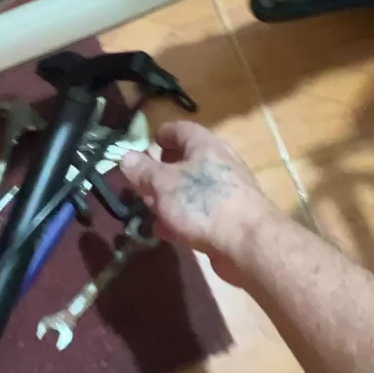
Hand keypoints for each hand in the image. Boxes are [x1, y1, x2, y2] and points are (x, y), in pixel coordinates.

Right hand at [118, 121, 286, 284]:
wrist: (247, 243)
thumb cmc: (202, 204)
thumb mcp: (163, 184)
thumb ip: (142, 170)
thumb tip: (126, 156)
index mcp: (204, 144)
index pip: (178, 129)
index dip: (159, 136)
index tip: (141, 149)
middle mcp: (218, 162)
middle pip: (184, 161)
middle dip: (159, 173)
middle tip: (140, 186)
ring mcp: (226, 191)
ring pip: (190, 188)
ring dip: (168, 198)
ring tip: (148, 211)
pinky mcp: (229, 217)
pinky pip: (199, 212)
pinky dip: (181, 219)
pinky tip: (166, 232)